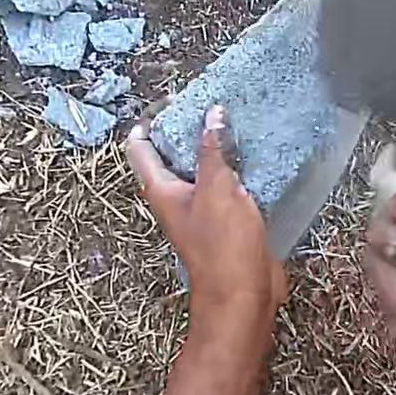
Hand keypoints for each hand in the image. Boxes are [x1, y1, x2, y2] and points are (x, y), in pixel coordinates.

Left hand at [127, 105, 287, 330]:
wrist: (243, 293)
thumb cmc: (223, 244)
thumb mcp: (217, 189)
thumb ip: (213, 150)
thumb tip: (213, 114)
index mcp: (161, 190)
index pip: (141, 147)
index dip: (150, 121)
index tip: (174, 101)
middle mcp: (176, 197)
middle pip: (174, 155)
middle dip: (190, 129)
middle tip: (213, 105)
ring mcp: (201, 209)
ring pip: (203, 169)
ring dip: (216, 148)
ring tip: (236, 121)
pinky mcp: (226, 219)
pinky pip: (226, 186)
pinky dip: (236, 169)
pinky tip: (255, 154)